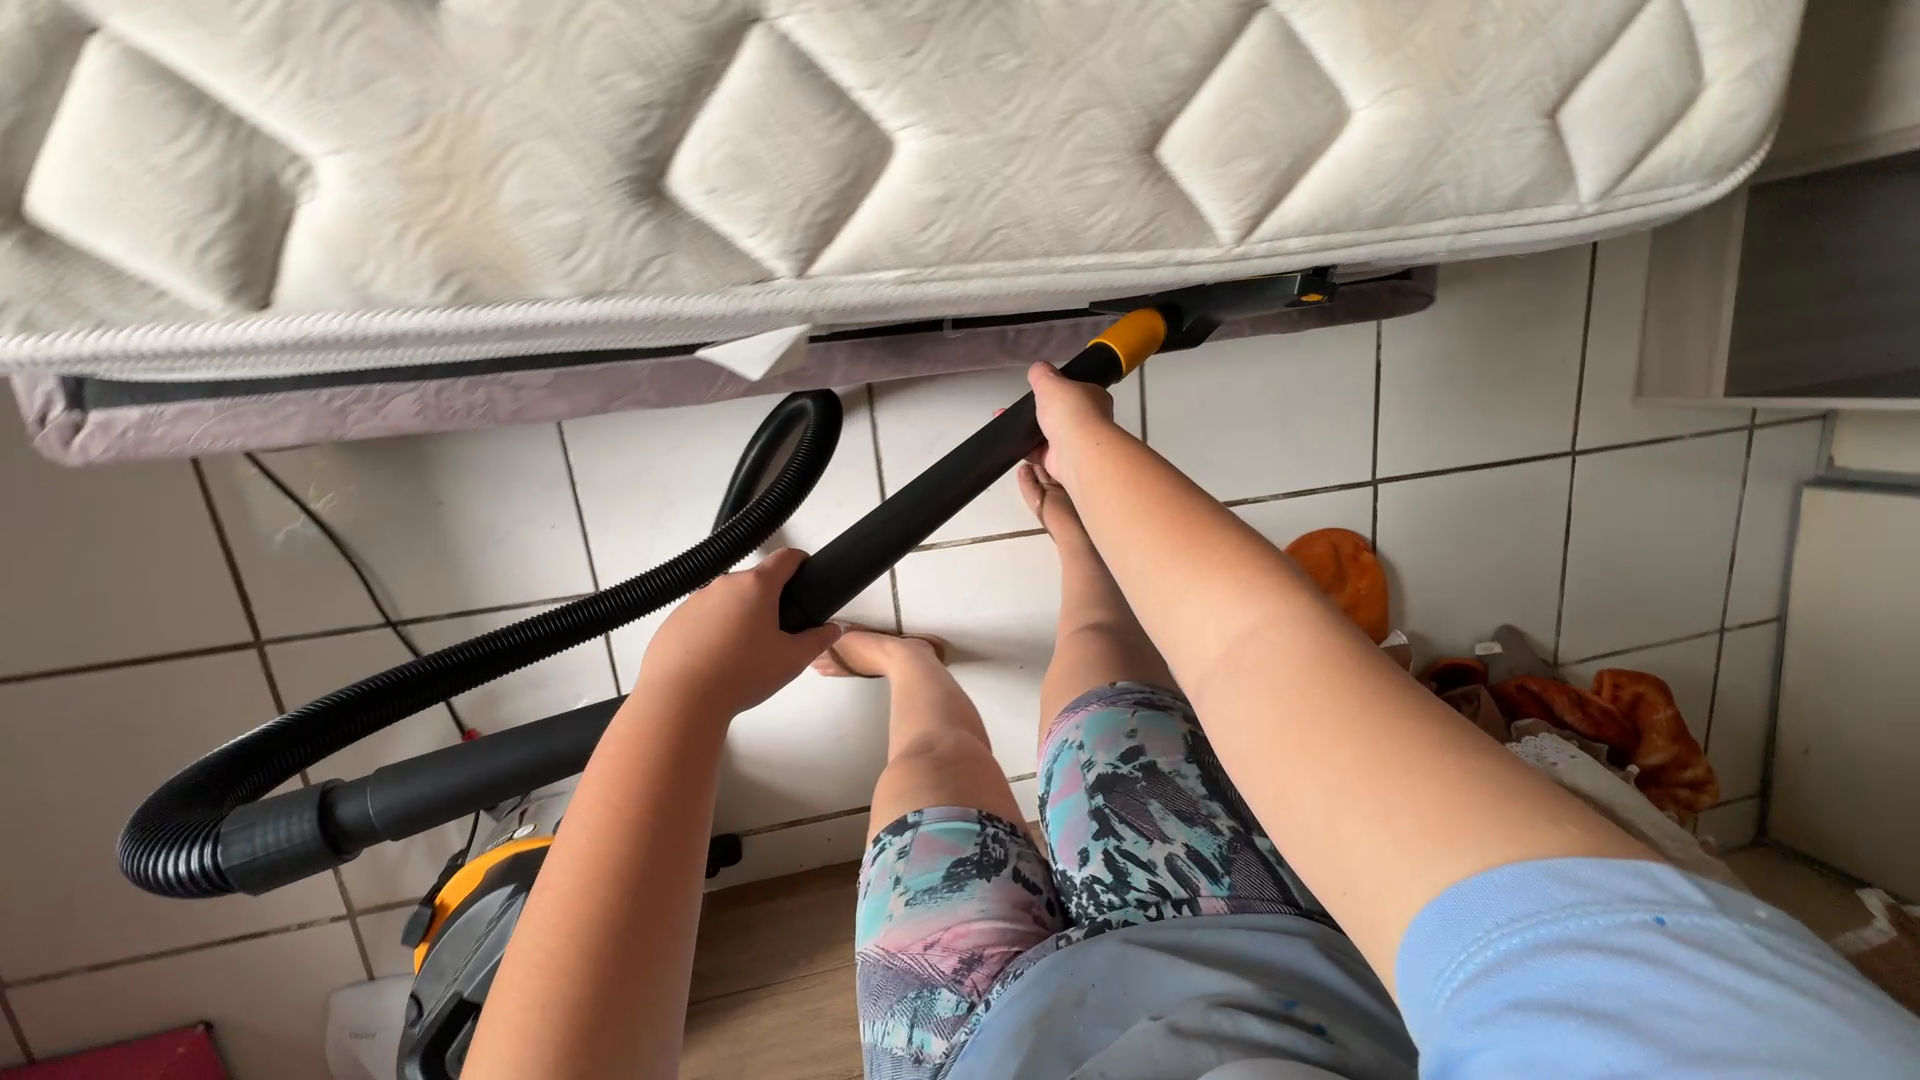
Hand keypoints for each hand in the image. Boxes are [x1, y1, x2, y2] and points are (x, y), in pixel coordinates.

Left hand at [634, 549, 843, 720]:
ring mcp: (693, 601)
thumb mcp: (791, 660)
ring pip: (725, 601)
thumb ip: (817, 640)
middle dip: (768, 600)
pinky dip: (711, 631)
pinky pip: (700, 618)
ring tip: (740, 654)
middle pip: (753, 583)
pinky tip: (712, 661)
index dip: (800, 561)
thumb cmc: (743, 674)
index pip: (785, 558)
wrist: (680, 700)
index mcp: (756, 586)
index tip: (806, 573)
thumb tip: (832, 629)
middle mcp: (723, 584)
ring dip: (737, 616)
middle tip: (775, 634)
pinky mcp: (672, 620)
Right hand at [1026, 361, 1118, 481]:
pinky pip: (1039, 452)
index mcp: (1093, 397)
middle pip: (1059, 413)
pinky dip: (1026, 448)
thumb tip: (1037, 369)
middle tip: (1023, 407)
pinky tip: (1015, 440)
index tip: (1041, 388)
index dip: (1058, 388)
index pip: (1075, 389)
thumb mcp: (1050, 381)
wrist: (1076, 451)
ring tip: (1011, 419)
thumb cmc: (1073, 414)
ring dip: (1029, 429)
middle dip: (1039, 410)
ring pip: (1047, 433)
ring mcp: (1073, 442)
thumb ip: (1042, 373)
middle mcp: (1086, 420)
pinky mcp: (1059, 460)